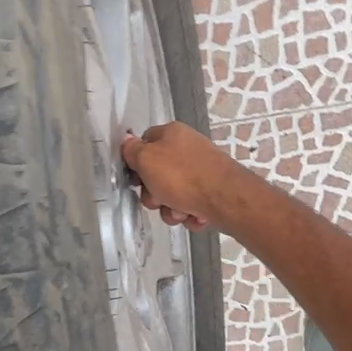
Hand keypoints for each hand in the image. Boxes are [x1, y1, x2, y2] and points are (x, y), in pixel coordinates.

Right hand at [119, 123, 251, 230]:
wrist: (225, 199)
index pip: (144, 143)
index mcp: (172, 134)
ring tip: (181, 212)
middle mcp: (188, 149)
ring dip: (172, 209)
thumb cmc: (182, 177)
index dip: (136, 163)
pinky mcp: (213, 191)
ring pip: (174, 195)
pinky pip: (191, 205)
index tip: (135, 180)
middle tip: (158, 200)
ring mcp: (202, 171)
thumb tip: (126, 141)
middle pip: (158, 174)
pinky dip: (190, 214)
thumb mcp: (147, 160)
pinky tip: (196, 216)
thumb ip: (132, 151)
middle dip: (154, 194)